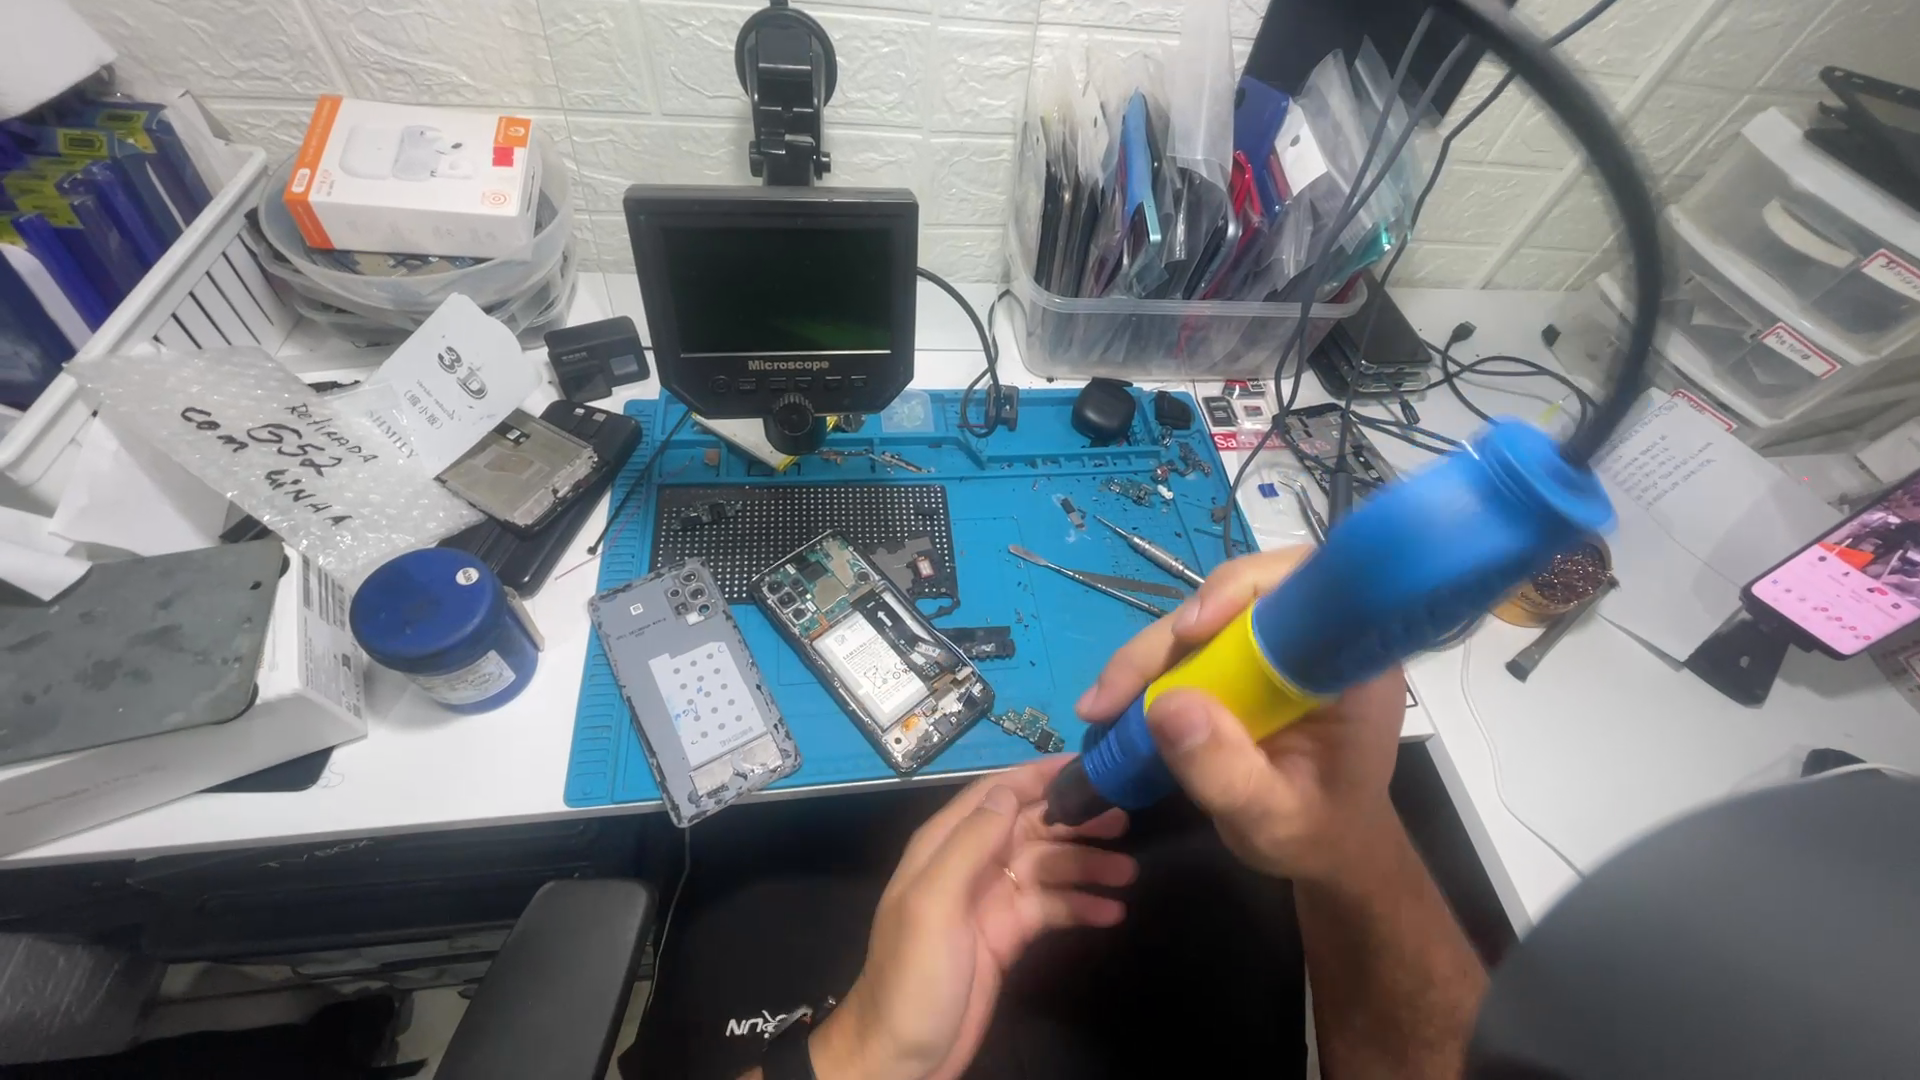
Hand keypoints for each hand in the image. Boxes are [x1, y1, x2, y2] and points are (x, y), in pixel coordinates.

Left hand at [808, 758, 1133, 1079]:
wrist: (901, 1055)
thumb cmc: (912, 972)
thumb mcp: (933, 901)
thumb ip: (969, 843)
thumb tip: (1008, 791)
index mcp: (947, 843)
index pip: (996, 793)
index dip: (1037, 776)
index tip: (1084, 765)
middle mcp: (973, 862)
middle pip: (1030, 826)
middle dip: (1074, 820)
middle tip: (1123, 819)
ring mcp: (993, 898)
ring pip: (1047, 866)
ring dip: (1086, 864)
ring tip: (1128, 872)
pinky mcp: (1010, 934)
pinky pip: (1051, 907)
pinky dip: (1080, 905)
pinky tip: (1112, 911)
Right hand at [1075, 548, 1404, 885]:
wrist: (1323, 845)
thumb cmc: (1316, 832)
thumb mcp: (1272, 818)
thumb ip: (1226, 772)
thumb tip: (1164, 707)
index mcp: (1345, 664)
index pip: (1301, 588)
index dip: (1243, 590)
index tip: (1189, 633)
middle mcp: (1309, 639)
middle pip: (1230, 602)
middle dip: (1165, 640)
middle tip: (1110, 695)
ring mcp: (1268, 646)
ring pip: (1199, 620)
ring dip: (1146, 657)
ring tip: (1100, 705)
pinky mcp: (1237, 659)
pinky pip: (1187, 645)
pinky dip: (1147, 670)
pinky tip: (1114, 701)